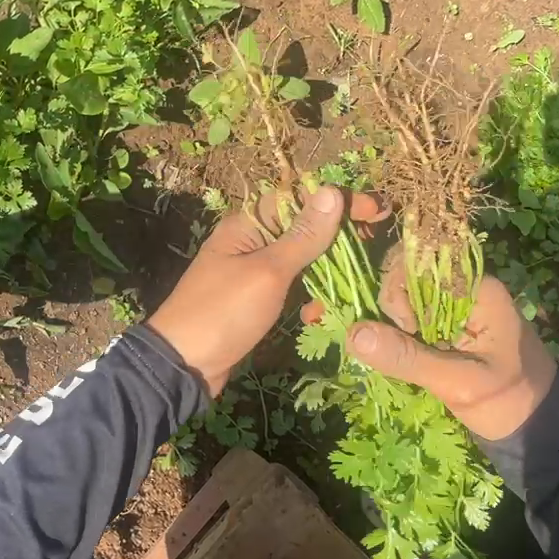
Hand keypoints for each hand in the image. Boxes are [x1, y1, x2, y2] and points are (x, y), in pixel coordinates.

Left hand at [148, 186, 381, 396]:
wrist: (183, 365)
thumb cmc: (223, 312)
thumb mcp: (268, 273)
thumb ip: (303, 236)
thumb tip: (331, 192)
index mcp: (247, 225)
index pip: (299, 199)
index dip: (337, 201)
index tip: (375, 210)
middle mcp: (250, 242)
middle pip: (304, 229)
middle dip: (339, 239)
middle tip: (375, 245)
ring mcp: (254, 274)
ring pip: (303, 262)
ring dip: (327, 274)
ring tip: (352, 286)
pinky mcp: (257, 302)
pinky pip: (293, 290)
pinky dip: (309, 299)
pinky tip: (317, 317)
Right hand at [347, 256, 558, 440]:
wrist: (538, 425)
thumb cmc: (507, 401)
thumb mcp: (458, 383)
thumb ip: (408, 357)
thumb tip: (353, 333)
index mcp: (476, 287)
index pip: (416, 263)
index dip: (397, 291)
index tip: (406, 329)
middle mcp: (463, 286)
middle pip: (404, 274)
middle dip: (390, 308)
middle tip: (404, 346)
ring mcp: (453, 304)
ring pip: (402, 295)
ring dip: (391, 322)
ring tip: (403, 354)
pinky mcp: (444, 322)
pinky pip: (409, 313)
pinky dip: (396, 331)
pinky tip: (398, 352)